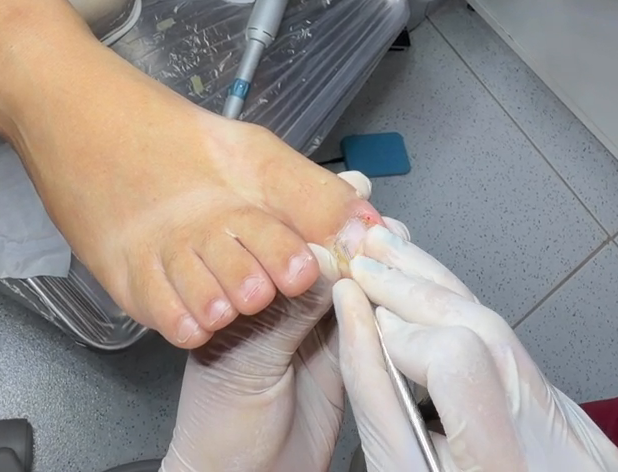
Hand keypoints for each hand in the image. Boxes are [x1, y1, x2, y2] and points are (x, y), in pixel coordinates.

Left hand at [160, 173, 379, 471]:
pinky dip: (386, 306)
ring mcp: (311, 327)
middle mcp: (278, 299)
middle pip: (322, 255)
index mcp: (244, 284)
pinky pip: (368, 324)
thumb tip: (325, 259)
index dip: (318, 213)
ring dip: (374, 265)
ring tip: (397, 242)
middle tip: (383, 215)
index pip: (285, 238)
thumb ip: (285, 312)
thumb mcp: (244, 359)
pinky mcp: (340, 358)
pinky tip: (401, 289)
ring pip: (350, 285)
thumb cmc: (216, 428)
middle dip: (353, 233)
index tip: (353, 189)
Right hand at [335, 225, 617, 471]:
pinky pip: (517, 355)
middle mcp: (565, 453)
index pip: (462, 359)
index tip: (364, 318)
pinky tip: (429, 294)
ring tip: (389, 250)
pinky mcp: (585, 431)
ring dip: (438, 285)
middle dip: (414, 285)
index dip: (405, 332)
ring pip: (505, 331)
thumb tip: (352, 309)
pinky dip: (465, 319)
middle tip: (363, 258)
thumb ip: (374, 391)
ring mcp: (585, 441)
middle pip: (485, 330)